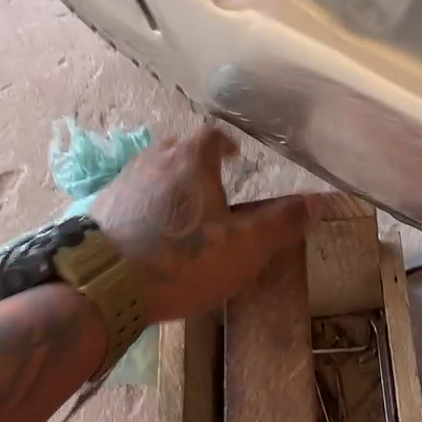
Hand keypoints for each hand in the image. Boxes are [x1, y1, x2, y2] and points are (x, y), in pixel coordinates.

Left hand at [92, 125, 318, 323]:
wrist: (99, 287)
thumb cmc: (182, 261)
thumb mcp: (244, 248)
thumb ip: (282, 223)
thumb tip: (321, 201)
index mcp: (191, 160)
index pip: (213, 135)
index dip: (228, 144)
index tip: (237, 159)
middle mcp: (154, 159)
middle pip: (180, 148)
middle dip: (197, 162)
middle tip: (211, 185)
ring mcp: (123, 182)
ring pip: (152, 170)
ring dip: (168, 182)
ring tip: (181, 210)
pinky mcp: (99, 207)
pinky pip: (130, 195)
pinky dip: (143, 204)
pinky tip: (147, 233)